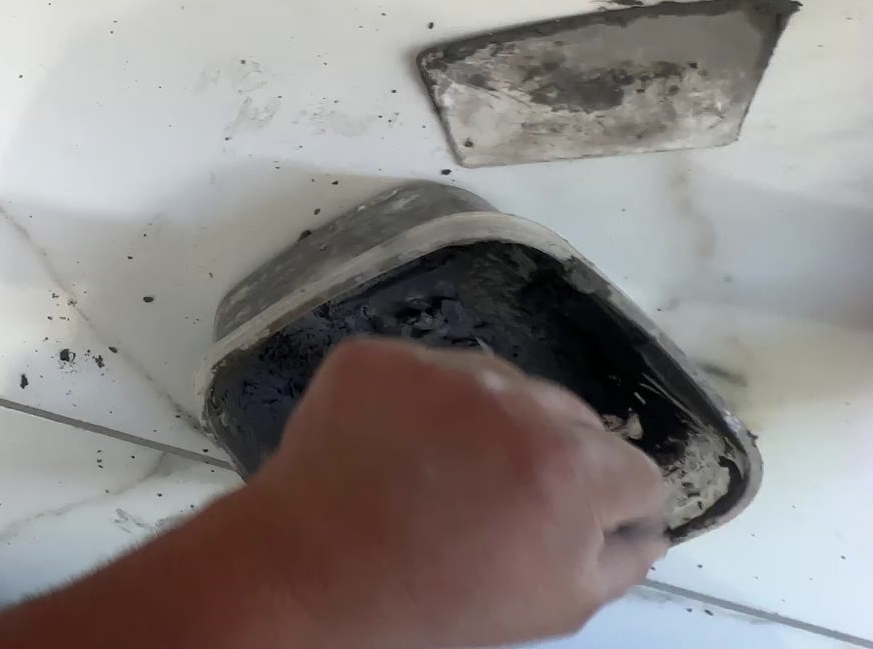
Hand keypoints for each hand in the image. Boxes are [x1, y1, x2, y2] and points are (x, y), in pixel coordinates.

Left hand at [242, 337, 668, 648]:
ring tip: (441, 465)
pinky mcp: (369, 354)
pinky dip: (417, 398)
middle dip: (549, 451)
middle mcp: (501, 395)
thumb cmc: (439, 592)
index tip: (567, 521)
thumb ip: (619, 554)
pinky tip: (395, 438)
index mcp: (566, 460)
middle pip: (563, 413)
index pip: (631, 468)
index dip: (608, 504)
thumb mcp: (561, 599)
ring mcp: (426, 365)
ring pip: (490, 381)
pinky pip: (419, 369)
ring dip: (483, 415)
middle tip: (499, 492)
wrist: (315, 557)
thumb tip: (637, 522)